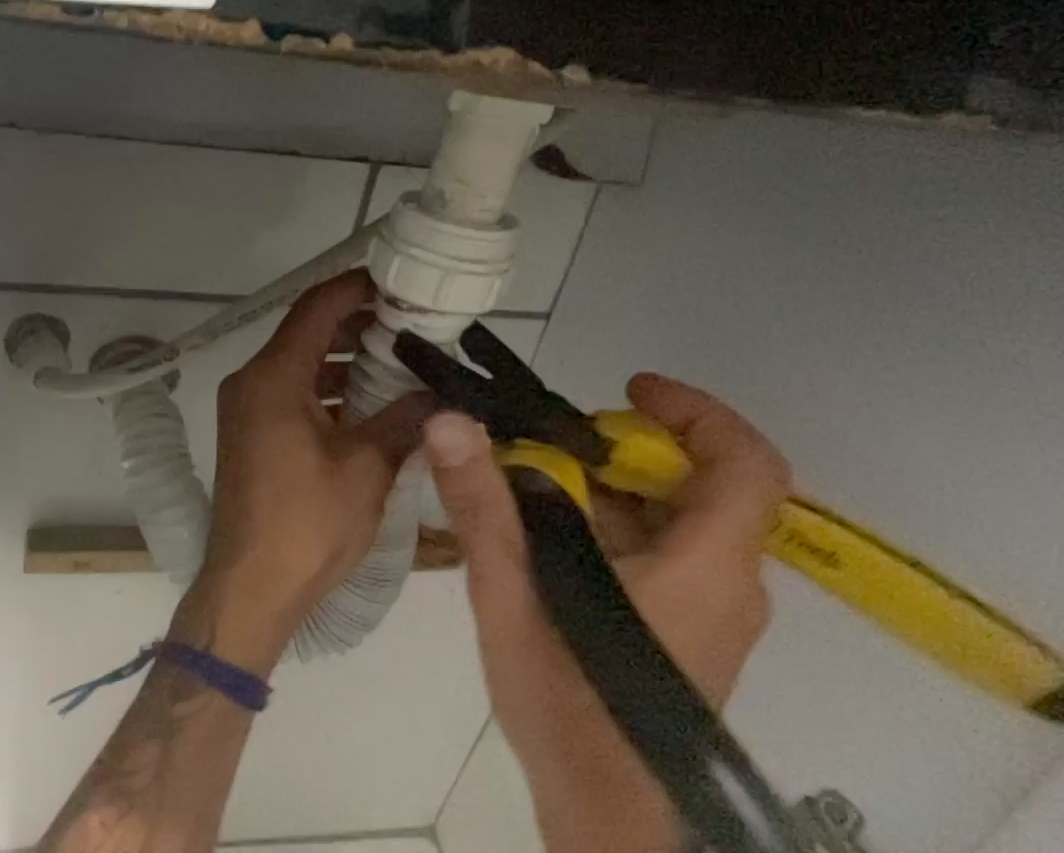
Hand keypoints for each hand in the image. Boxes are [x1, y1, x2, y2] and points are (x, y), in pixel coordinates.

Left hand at [180, 270, 429, 673]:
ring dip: (347, 361)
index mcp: (272, 378)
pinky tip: (372, 404)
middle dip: (360, 325)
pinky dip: (329, 391)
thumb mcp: (367, 467)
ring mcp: (246, 410)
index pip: (316, 309)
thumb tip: (440, 392)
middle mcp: (251, 383)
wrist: (251, 586)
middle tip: (415, 324)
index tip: (400, 280)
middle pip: (306, 334)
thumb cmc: (307, 524)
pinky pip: (292, 395)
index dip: (358, 288)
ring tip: (403, 361)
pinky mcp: (251, 436)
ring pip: (300, 366)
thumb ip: (405, 418)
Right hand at [420, 373, 790, 852]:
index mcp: (706, 567)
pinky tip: (549, 542)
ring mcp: (713, 614)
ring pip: (681, 525)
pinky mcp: (690, 635)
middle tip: (553, 441)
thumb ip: (482, 505)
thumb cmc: (565, 699)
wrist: (602, 805)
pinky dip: (618, 528)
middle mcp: (728, 585)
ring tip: (536, 484)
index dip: (697, 412)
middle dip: (630, 450)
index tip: (630, 389)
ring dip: (616, 491)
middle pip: (703, 488)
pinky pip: (670, 558)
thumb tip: (450, 422)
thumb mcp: (510, 592)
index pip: (744, 464)